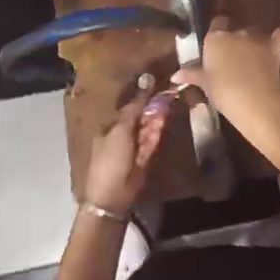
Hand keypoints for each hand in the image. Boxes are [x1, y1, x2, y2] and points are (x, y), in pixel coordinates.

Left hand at [83, 92, 175, 214]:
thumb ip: (133, 111)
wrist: (112, 195)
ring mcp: (136, 148)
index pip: (129, 109)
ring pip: (148, 128)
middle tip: (167, 92)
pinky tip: (166, 117)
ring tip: (169, 100)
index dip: (141, 98)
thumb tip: (142, 89)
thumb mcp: (120, 132)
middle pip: (140, 118)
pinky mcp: (146, 159)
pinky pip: (153, 141)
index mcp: (111, 129)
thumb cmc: (110, 160)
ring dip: (158, 116)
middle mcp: (124, 136)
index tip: (154, 84)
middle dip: (152, 106)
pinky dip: (159, 130)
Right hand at [171, 18, 279, 131]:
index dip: (216, 31)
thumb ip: (191, 74)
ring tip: (248, 52)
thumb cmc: (222, 91)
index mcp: (215, 38)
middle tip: (229, 54)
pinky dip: (278, 34)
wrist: (254, 101)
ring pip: (253, 31)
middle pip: (234, 28)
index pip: (216, 23)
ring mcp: (256, 38)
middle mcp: (236, 32)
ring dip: (251, 38)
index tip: (215, 44)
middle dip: (232, 37)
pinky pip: (277, 35)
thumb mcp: (204, 83)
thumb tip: (174, 76)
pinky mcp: (273, 47)